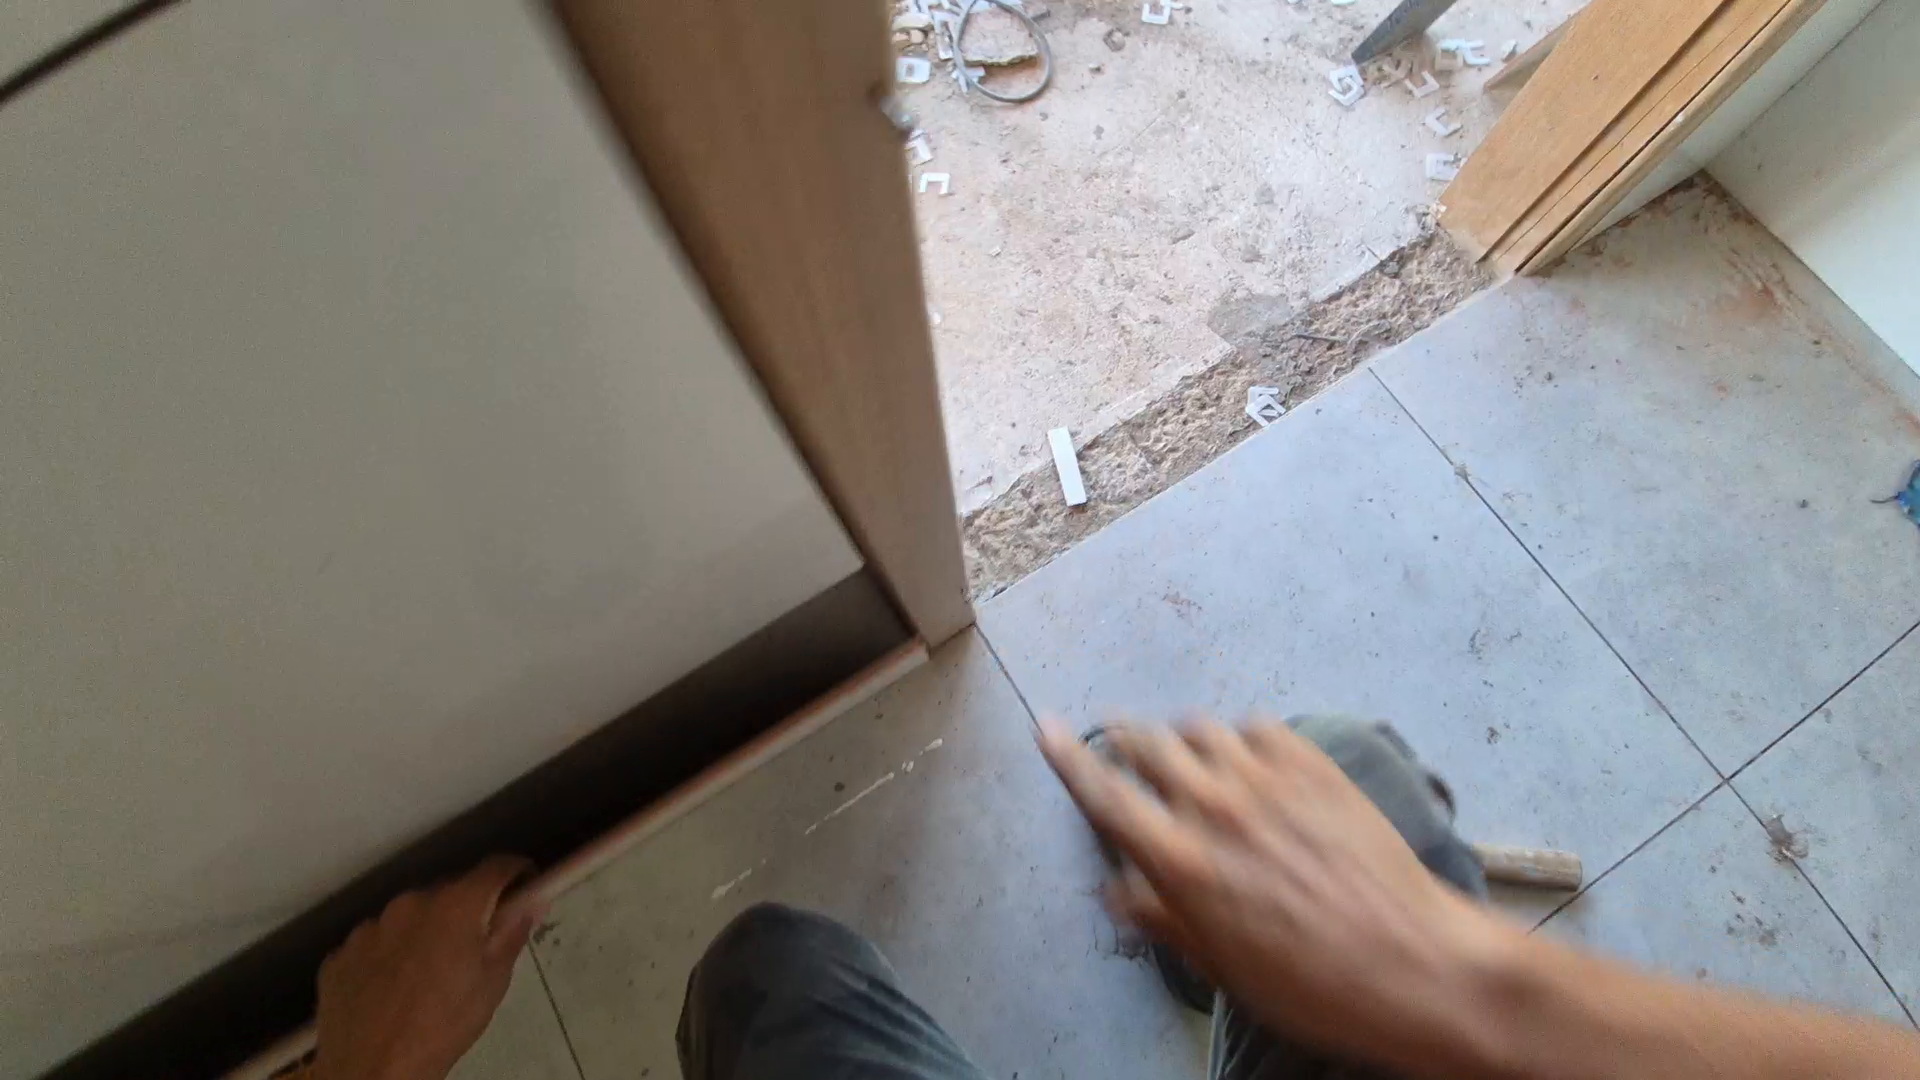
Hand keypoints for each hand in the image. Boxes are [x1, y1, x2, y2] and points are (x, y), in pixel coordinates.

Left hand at [313, 856, 544, 1079]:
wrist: (372, 1074)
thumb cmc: (445, 1023)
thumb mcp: (495, 979)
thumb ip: (514, 930)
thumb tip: (532, 900)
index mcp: (457, 902)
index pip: (497, 866)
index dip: (518, 872)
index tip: (526, 888)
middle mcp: (412, 902)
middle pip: (451, 888)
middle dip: (468, 906)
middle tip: (475, 939)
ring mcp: (369, 928)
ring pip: (410, 914)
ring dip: (425, 927)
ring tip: (428, 966)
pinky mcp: (338, 957)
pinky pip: (375, 941)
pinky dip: (389, 952)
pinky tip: (392, 984)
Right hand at [1036, 716, 1519, 1076]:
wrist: (1418, 966)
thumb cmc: (1310, 983)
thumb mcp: (1221, 966)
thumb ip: (1161, 915)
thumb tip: (1117, 884)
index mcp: (1182, 858)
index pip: (1104, 794)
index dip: (1068, 758)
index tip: (1044, 726)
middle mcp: (1212, 804)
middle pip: (1145, 743)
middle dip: (1123, 736)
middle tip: (1120, 738)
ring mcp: (1262, 775)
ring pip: (1197, 726)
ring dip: (1182, 737)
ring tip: (1189, 752)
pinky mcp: (1308, 762)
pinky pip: (1255, 726)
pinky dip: (1240, 736)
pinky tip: (1250, 756)